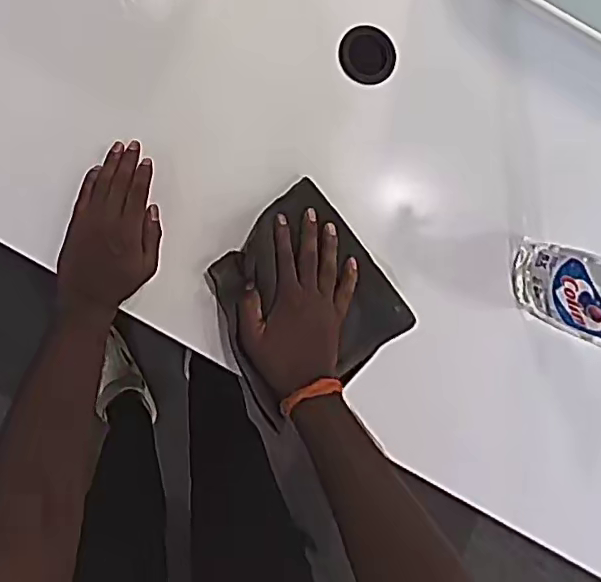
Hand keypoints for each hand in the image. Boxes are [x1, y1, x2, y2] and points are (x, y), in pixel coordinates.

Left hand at [55, 141, 160, 327]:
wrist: (85, 296)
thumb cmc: (115, 284)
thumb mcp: (146, 266)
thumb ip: (152, 236)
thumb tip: (151, 212)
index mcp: (128, 230)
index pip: (137, 192)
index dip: (143, 174)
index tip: (146, 162)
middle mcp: (109, 220)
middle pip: (120, 182)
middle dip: (128, 161)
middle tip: (133, 146)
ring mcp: (91, 219)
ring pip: (103, 183)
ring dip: (111, 163)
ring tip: (117, 149)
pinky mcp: (77, 221)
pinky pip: (85, 194)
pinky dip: (91, 179)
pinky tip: (97, 169)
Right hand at [239, 209, 359, 399]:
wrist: (308, 387)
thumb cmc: (280, 362)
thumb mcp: (251, 335)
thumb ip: (249, 306)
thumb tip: (249, 283)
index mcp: (289, 297)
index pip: (284, 258)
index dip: (281, 237)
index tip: (280, 220)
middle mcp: (310, 297)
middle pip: (310, 257)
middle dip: (308, 233)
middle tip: (310, 214)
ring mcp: (326, 306)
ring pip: (329, 268)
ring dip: (329, 246)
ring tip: (330, 228)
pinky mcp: (336, 318)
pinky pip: (345, 291)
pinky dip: (350, 276)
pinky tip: (351, 263)